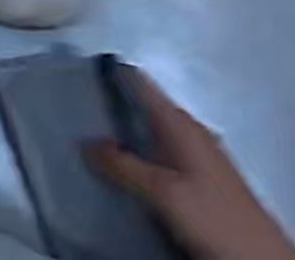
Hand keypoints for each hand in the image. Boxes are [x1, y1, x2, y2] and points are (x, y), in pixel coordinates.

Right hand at [87, 68, 294, 259]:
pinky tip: (128, 176)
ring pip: (153, 135)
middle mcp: (190, 132)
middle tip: (79, 116)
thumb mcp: (164, 194)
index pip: (143, 83)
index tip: (84, 76)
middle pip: (145, 109)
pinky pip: (162, 158)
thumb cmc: (216, 221)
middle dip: (114, 109)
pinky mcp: (203, 183)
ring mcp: (199, 158)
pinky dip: (142, 159)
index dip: (114, 74)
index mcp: (181, 124)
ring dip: (127, 137)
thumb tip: (88, 142)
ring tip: (93, 144)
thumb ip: (124, 167)